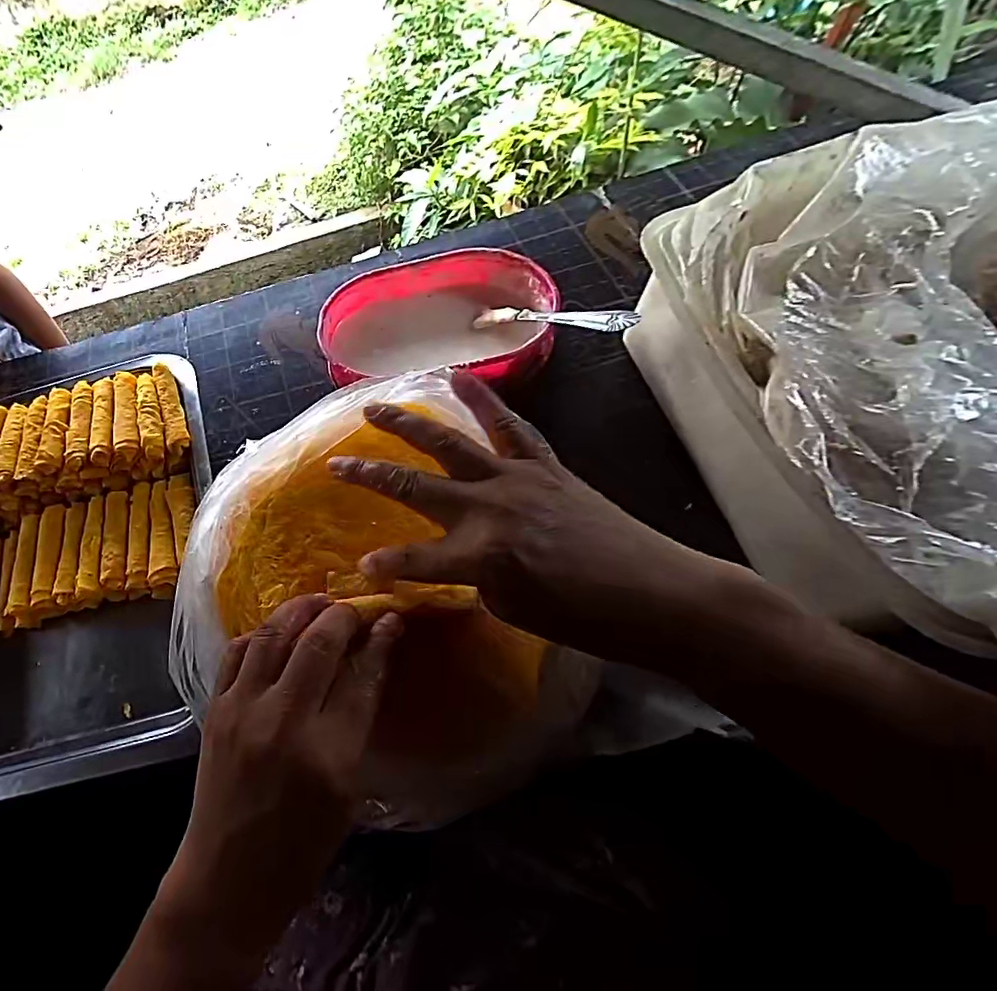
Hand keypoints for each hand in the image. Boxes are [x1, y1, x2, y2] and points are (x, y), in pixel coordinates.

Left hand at [152, 598, 399, 973]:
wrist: (228, 873)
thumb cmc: (300, 848)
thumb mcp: (346, 794)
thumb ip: (354, 726)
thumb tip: (365, 667)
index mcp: (328, 755)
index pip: (361, 678)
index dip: (379, 642)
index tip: (389, 619)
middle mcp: (283, 722)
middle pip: (317, 645)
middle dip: (341, 615)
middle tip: (354, 606)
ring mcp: (241, 709)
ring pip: (272, 636)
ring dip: (297, 611)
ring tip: (317, 601)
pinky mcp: (215, 707)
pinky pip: (237, 652)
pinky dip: (259, 634)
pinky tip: (275, 630)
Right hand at [326, 370, 755, 671]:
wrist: (661, 595)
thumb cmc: (585, 617)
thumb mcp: (513, 609)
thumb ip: (474, 576)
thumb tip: (457, 557)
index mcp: (479, 554)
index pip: (413, 561)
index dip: (383, 566)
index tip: (361, 569)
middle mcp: (488, 507)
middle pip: (414, 486)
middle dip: (369, 475)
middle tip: (335, 464)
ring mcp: (515, 479)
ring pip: (450, 444)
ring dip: (408, 424)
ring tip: (375, 406)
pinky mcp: (544, 466)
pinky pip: (509, 426)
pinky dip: (483, 400)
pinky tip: (461, 378)